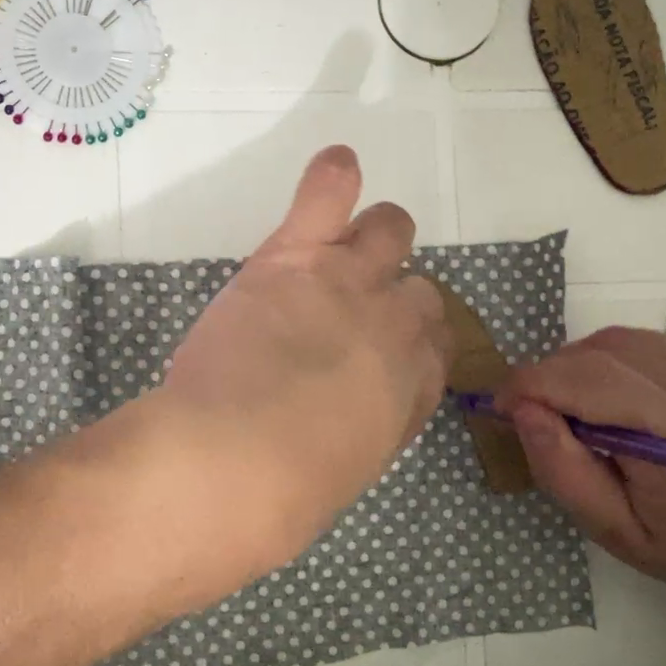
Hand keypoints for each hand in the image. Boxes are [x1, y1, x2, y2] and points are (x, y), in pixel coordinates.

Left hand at [156, 145, 448, 565]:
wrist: (230, 464)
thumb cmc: (280, 497)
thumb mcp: (340, 478)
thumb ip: (354, 438)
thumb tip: (340, 429)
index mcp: (411, 394)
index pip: (435, 351)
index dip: (409, 349)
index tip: (378, 360)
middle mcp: (396, 331)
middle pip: (420, 293)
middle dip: (393, 302)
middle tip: (350, 316)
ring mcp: (348, 285)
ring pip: (390, 232)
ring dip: (375, 238)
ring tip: (343, 248)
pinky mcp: (294, 257)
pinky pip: (327, 194)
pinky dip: (332, 177)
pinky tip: (335, 168)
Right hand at [499, 327, 665, 610]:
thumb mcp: (615, 533)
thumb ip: (563, 472)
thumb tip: (520, 410)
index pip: (592, 383)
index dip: (533, 383)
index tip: (498, 403)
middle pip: (605, 351)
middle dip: (551, 373)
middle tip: (530, 411)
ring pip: (626, 341)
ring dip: (582, 367)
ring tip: (574, 409)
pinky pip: (654, 346)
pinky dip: (619, 367)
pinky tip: (622, 403)